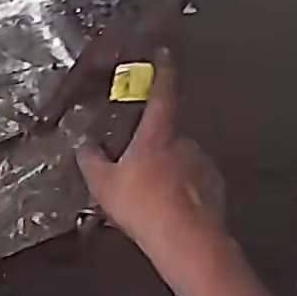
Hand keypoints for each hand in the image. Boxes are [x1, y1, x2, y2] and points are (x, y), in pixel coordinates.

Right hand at [74, 52, 287, 295]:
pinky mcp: (212, 185)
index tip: (163, 54)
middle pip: (168, 128)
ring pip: (179, 154)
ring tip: (144, 187)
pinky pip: (189, 175)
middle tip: (131, 153)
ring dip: (163, 163)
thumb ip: (91, 159)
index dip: (162, 71)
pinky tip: (162, 201)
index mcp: (158, 135)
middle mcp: (185, 142)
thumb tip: (84, 145)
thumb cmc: (142, 206)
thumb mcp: (103, 183)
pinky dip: (176, 182)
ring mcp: (202, 163)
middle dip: (151, 136)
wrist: (187, 241)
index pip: (163, 94)